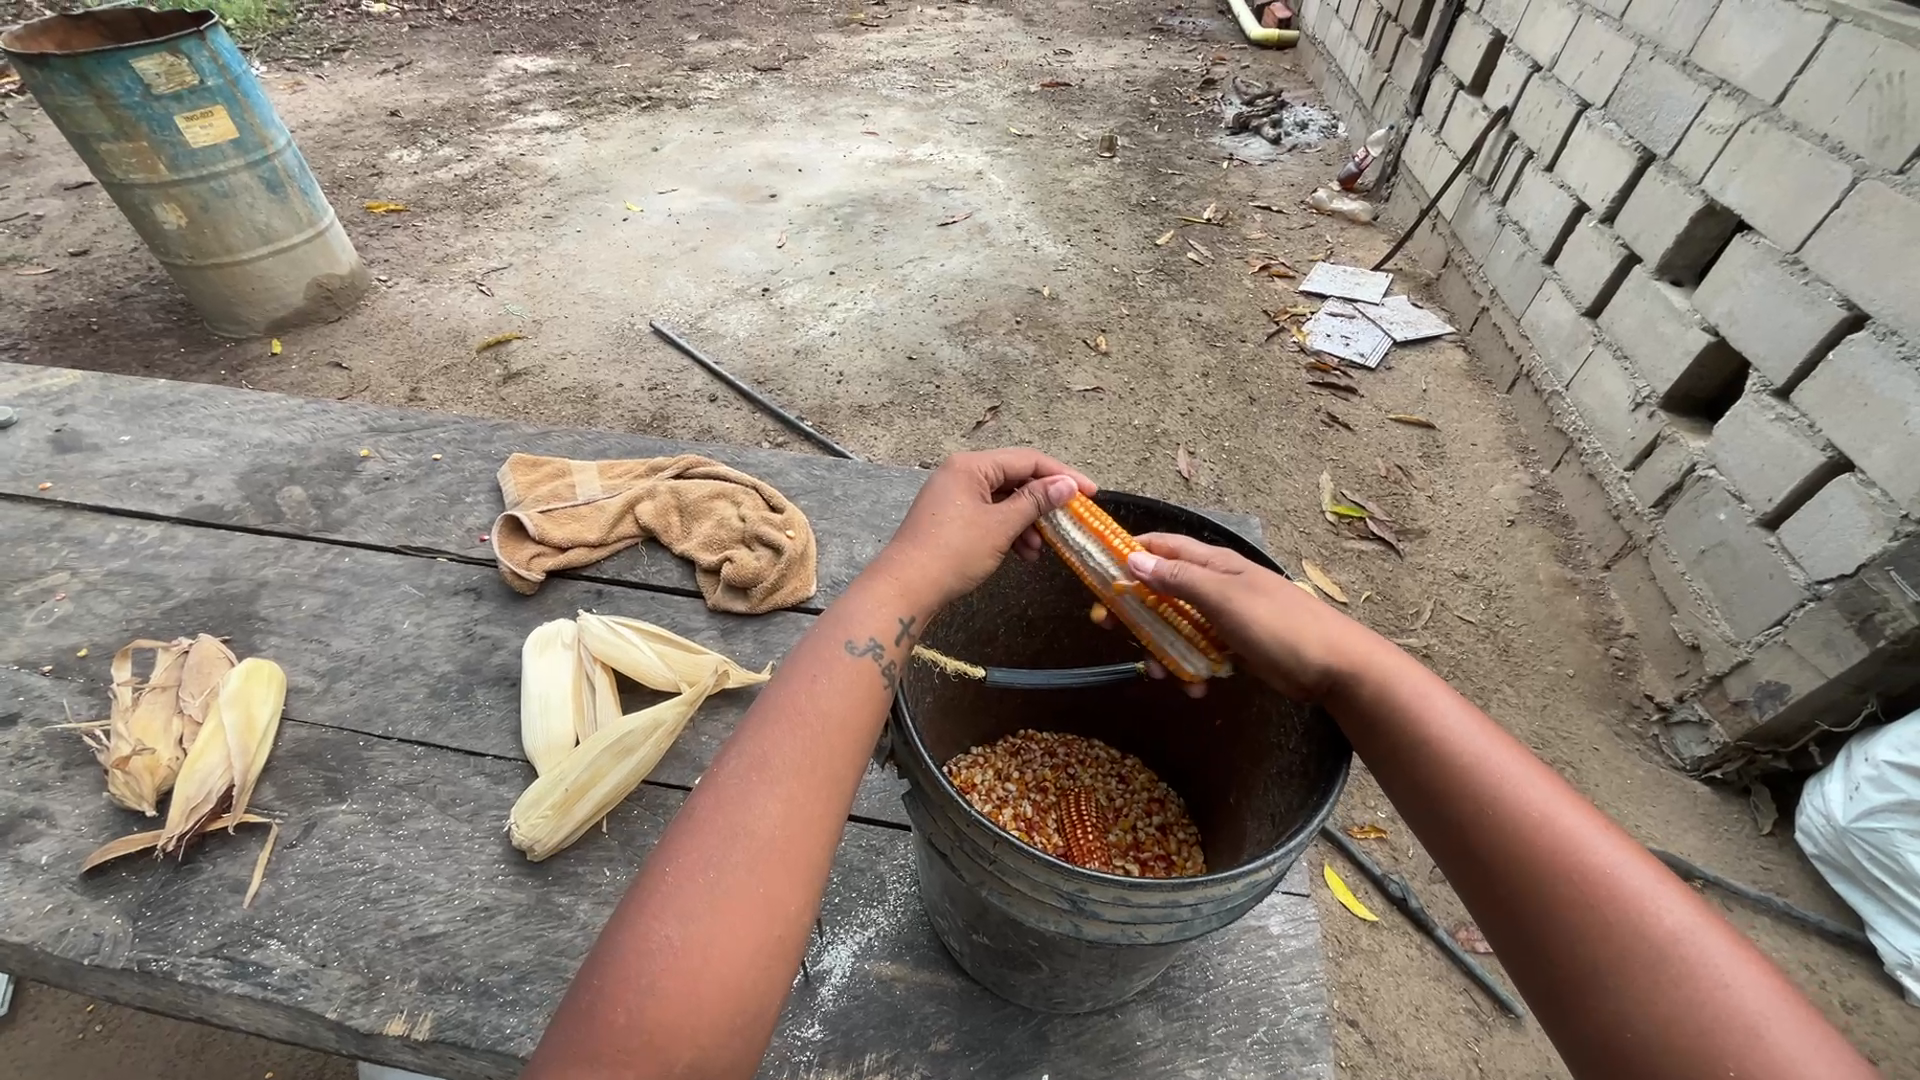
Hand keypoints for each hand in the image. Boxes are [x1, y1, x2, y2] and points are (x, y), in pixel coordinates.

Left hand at [878, 448, 1095, 608]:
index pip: (1027, 460)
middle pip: (1015, 479)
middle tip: (1068, 522)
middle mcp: (961, 474)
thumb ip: (1036, 502)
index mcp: (971, 466)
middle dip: (1043, 504)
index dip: (1062, 475)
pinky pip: (989, 516)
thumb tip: (1067, 485)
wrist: (905, 588)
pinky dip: (1009, 531)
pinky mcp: (951, 518)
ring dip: (1027, 522)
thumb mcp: (1000, 526)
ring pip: (1003, 501)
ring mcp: (954, 496)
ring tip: (1040, 549)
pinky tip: (1023, 554)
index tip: (1089, 493)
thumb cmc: (952, 553)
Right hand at [1124, 533, 1374, 701]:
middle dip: (1135, 610)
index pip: (1160, 548)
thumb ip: (1177, 579)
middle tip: (1111, 629)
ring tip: (1160, 672)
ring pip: (1175, 626)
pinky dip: (1189, 668)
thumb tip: (1132, 559)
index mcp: (1212, 564)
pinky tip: (1195, 686)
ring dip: (1162, 648)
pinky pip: (1197, 652)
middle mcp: (1213, 585)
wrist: (1335, 668)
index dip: (1128, 554)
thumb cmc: (1279, 624)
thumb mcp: (1223, 598)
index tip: (1098, 571)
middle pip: (1160, 590)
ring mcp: (1223, 617)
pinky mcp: (1232, 646)